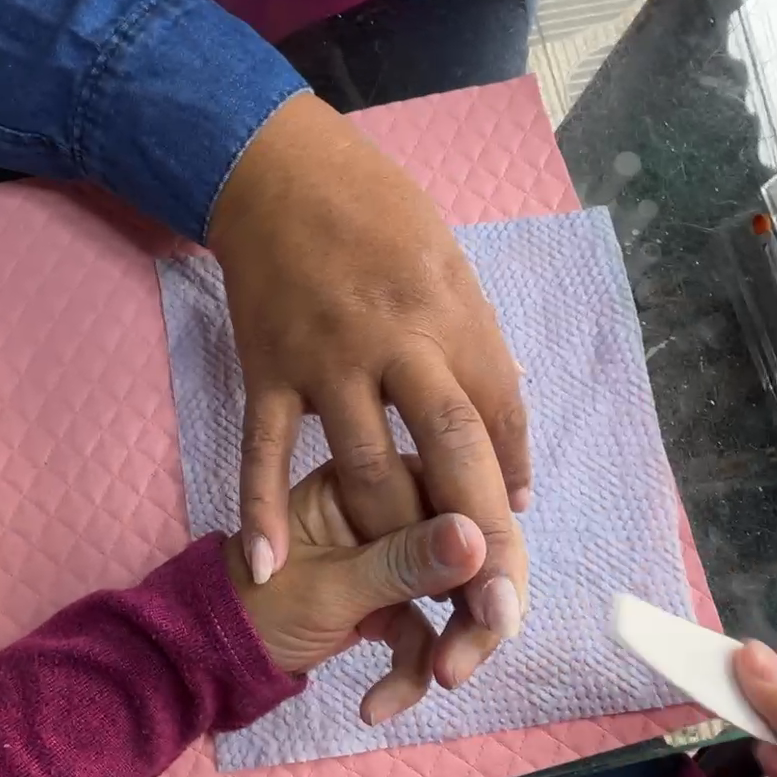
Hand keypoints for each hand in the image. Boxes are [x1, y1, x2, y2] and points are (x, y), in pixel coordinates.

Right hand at [207, 93, 528, 691]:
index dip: (512, 480)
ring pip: (363, 464)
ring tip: (404, 596)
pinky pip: (265, 450)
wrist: (277, 171)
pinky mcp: (266, 371)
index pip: (499, 411)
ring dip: (387, 535)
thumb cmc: (377, 214)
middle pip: (446, 446)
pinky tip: (266, 564)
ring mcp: (324, 358)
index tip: (514, 537)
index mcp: (450, 309)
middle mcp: (395, 338)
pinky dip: (262, 509)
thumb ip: (478, 353)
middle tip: (490, 604)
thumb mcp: (449, 267)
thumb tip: (506, 447)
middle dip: (473, 529)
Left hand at [225, 460, 485, 725]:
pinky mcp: (385, 598)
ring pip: (452, 593)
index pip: (449, 495)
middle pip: (463, 548)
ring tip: (439, 682)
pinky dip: (411, 667)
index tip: (500, 609)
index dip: (486, 549)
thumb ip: (402, 563)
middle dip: (473, 610)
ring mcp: (387, 555)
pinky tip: (378, 706)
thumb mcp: (328, 587)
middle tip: (464, 664)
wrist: (212, 654)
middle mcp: (383, 507)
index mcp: (362, 478)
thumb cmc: (251, 607)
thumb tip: (479, 536)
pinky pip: (420, 628)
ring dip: (451, 644)